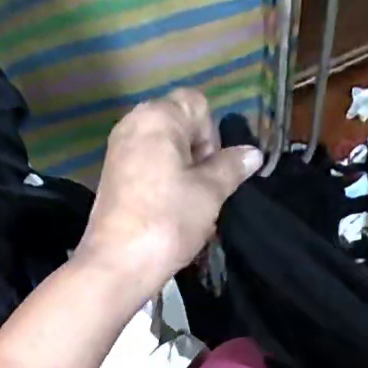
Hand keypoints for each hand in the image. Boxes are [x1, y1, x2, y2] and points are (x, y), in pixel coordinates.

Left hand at [75, 89, 262, 287]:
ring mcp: (119, 148)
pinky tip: (167, 212)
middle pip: (179, 125)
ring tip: (186, 206)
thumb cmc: (169, 221)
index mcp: (158, 116)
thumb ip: (231, 168)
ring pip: (164, 148)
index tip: (213, 172)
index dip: (213, 136)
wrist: (120, 262)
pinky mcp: (113, 174)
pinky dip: (164, 182)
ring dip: (183, 172)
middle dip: (198, 154)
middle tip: (203, 191)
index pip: (198, 105)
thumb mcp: (209, 194)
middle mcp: (134, 122)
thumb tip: (253, 153)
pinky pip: (148, 166)